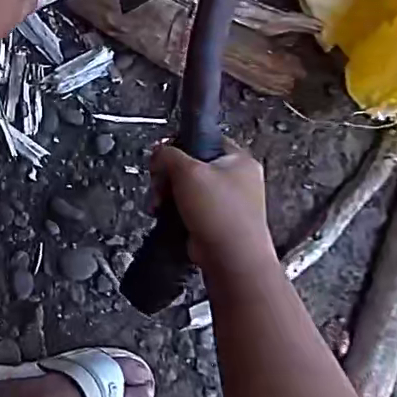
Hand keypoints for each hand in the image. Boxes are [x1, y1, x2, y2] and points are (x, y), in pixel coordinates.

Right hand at [150, 140, 278, 272]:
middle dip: (167, 175)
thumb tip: (158, 151)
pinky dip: (172, 208)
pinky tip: (164, 213)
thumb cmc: (220, 214)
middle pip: (188, 165)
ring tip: (160, 203)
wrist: (230, 257)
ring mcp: (225, 200)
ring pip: (184, 186)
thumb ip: (169, 154)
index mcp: (238, 160)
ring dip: (166, 193)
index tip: (162, 155)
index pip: (203, 139)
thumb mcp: (188, 171)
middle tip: (161, 183)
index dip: (178, 145)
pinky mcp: (213, 217)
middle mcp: (235, 179)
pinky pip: (186, 204)